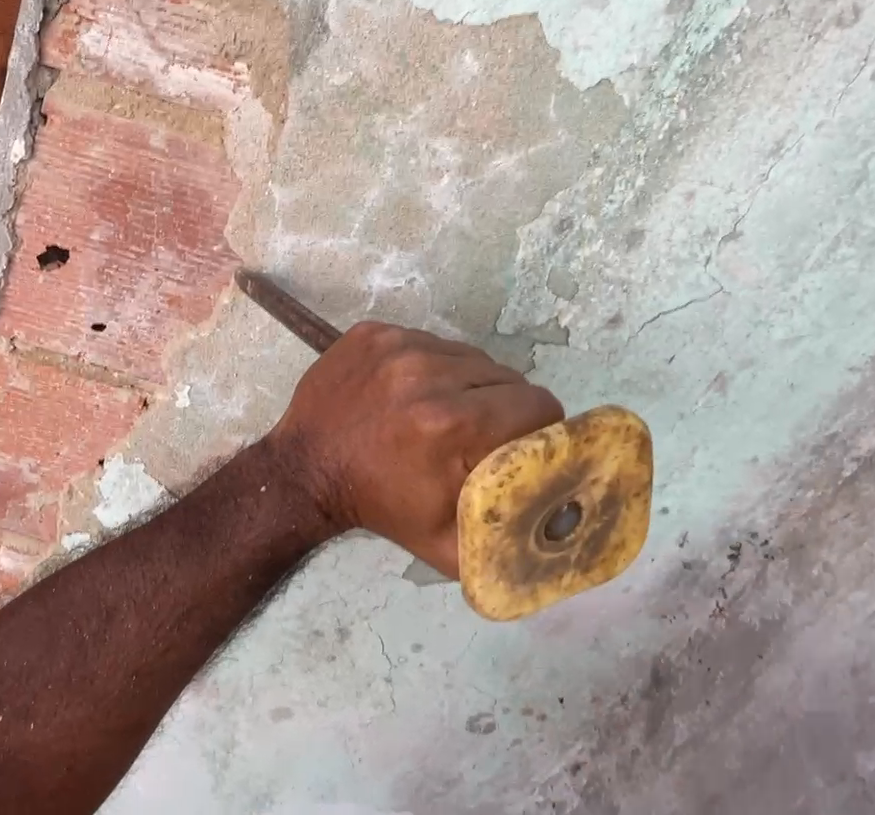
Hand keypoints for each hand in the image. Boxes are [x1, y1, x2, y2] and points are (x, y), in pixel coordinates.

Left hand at [263, 322, 564, 576]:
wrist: (305, 468)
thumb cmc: (379, 505)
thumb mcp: (449, 543)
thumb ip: (511, 542)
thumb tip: (569, 536)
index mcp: (451, 423)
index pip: (537, 405)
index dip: (540, 427)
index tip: (523, 444)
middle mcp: (425, 375)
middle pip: (505, 376)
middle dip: (504, 405)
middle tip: (483, 431)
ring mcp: (395, 347)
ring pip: (468, 355)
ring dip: (468, 381)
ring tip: (447, 409)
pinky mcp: (371, 333)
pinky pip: (428, 340)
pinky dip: (430, 363)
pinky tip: (413, 390)